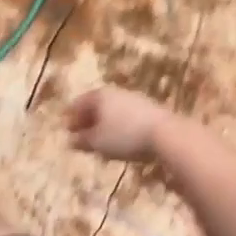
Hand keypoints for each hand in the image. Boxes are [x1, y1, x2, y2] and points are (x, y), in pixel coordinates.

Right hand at [67, 88, 183, 161]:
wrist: (168, 135)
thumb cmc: (125, 136)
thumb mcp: (98, 142)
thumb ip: (82, 141)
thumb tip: (70, 141)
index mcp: (99, 96)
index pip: (78, 104)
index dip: (70, 118)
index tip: (67, 132)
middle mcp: (116, 93)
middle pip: (96, 106)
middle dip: (88, 121)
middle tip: (83, 137)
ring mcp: (135, 100)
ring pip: (113, 112)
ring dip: (105, 125)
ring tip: (102, 142)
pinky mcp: (151, 110)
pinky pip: (128, 118)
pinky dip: (120, 127)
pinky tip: (123, 141)